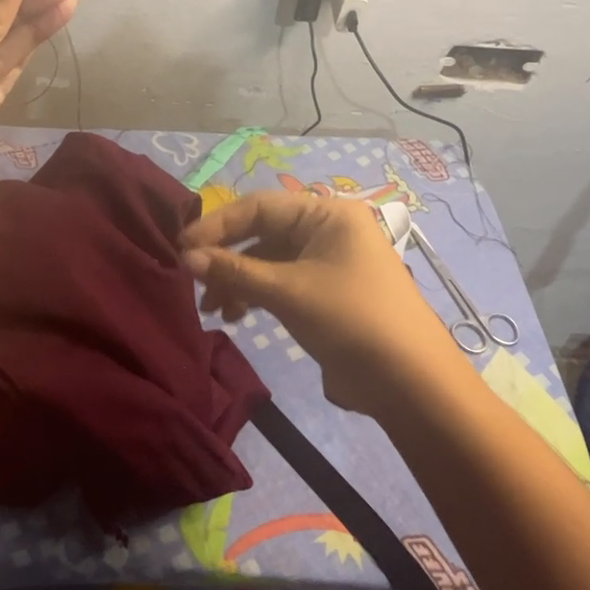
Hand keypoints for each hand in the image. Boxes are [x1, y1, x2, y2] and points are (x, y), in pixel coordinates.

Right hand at [180, 191, 458, 412]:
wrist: (409, 383)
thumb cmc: (351, 320)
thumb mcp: (288, 291)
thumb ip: (234, 271)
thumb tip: (185, 257)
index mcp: (328, 214)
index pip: (259, 206)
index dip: (217, 225)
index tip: (180, 247)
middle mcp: (327, 230)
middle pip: (261, 233)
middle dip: (226, 258)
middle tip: (194, 283)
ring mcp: (327, 262)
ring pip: (266, 261)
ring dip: (237, 281)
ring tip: (214, 310)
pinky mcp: (324, 293)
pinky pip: (279, 283)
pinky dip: (255, 295)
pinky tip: (236, 316)